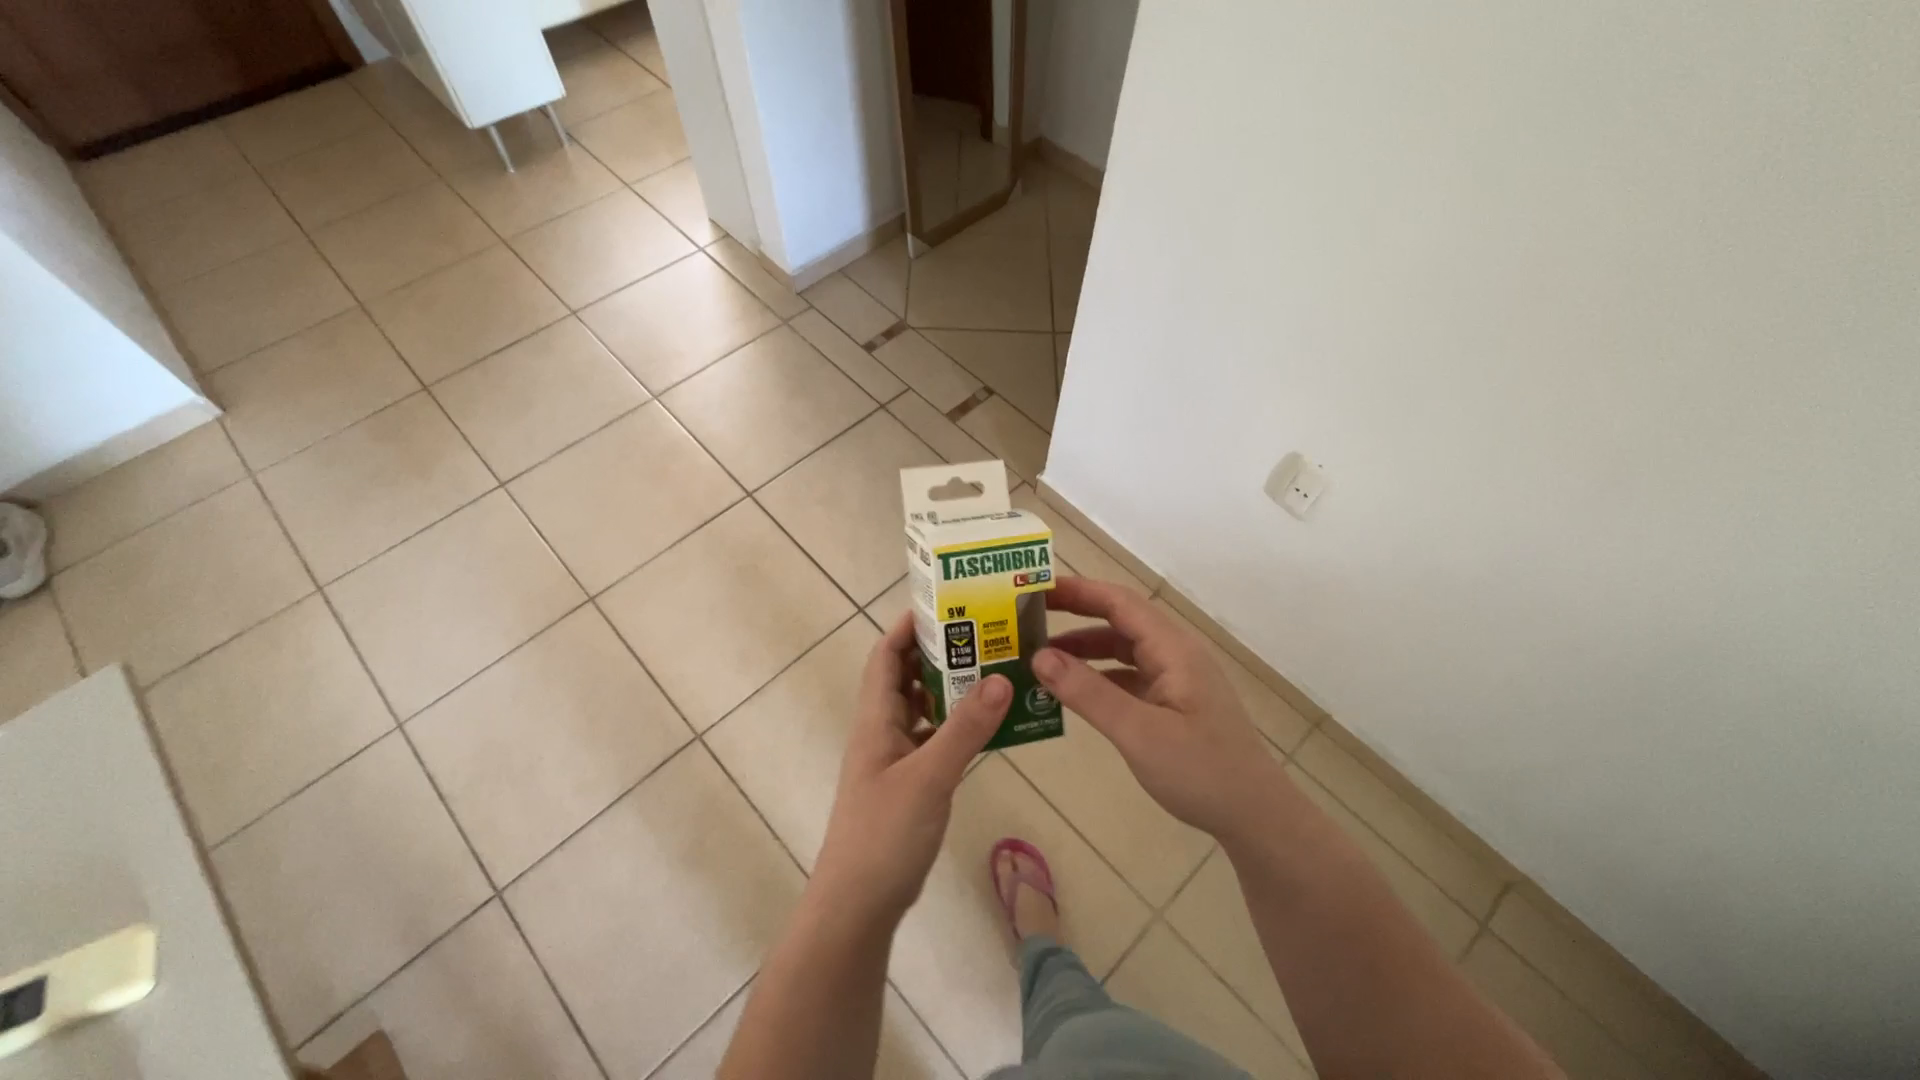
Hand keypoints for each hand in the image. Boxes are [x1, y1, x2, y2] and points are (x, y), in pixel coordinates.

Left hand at [811, 614, 1010, 920]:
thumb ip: (964, 729)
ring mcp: (894, 761)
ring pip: (922, 710)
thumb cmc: (884, 834)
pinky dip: (956, 729)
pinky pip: (933, 742)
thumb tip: (1001, 677)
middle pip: (905, 677)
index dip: (908, 626)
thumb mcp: (928, 777)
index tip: (946, 603)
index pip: (885, 656)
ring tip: (994, 673)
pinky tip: (987, 729)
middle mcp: (882, 733)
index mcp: (876, 721)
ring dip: (951, 690)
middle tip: (984, 635)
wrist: (858, 904)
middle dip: (939, 653)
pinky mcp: (908, 787)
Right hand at [1033, 577, 1288, 841]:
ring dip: (1083, 651)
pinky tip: (1071, 692)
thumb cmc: (1201, 770)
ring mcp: (1176, 681)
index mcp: (1173, 649)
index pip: (1119, 602)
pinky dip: (1098, 678)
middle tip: (1027, 621)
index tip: (1034, 590)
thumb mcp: (1138, 732)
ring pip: (1122, 651)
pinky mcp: (1174, 705)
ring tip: (1039, 659)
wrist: (1256, 816)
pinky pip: (1129, 678)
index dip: (1077, 591)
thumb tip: (1039, 656)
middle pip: (1120, 621)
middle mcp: (1175, 655)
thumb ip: (1088, 693)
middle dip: (1074, 616)